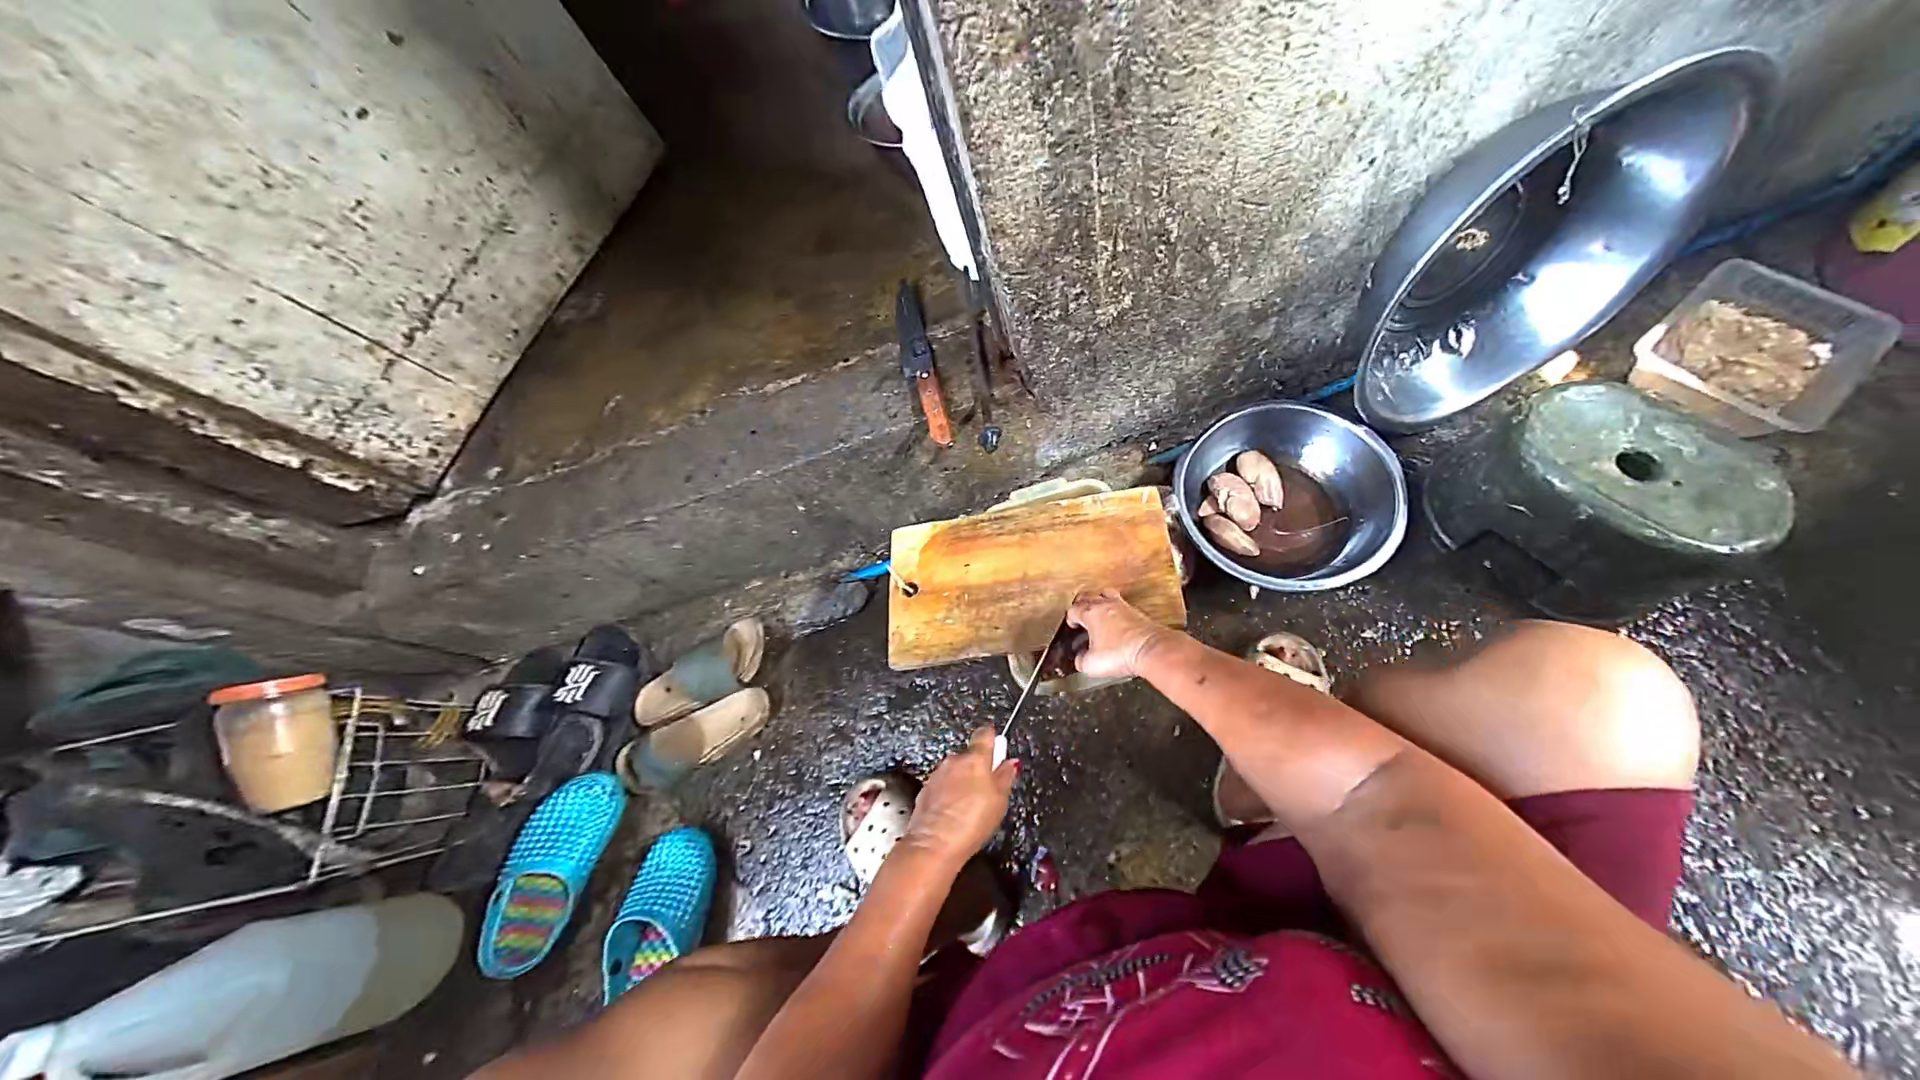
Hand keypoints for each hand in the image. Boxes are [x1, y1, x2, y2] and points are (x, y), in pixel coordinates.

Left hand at [902, 727, 1016, 864]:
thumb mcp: (999, 801)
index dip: (992, 737)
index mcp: (975, 758)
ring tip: (972, 806)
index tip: (997, 742)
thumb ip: (1006, 776)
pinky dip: (950, 794)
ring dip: (963, 782)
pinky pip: (943, 786)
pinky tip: (956, 813)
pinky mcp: (926, 790)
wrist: (934, 844)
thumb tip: (1011, 763)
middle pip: (970, 755)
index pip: (985, 734)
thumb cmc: (970, 822)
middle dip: (978, 768)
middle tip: (988, 788)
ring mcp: (937, 774)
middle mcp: (954, 761)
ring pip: (955, 771)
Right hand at [1067, 589, 1174, 676]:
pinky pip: (1123, 605)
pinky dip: (1117, 610)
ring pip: (1106, 594)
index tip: (1072, 623)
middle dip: (1081, 603)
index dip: (1070, 617)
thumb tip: (1080, 660)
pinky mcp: (1138, 613)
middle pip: (1088, 595)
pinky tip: (1118, 620)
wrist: (1150, 650)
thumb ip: (1081, 660)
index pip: (1073, 609)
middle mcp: (1106, 605)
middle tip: (1080, 611)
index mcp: (1090, 613)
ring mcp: (1123, 607)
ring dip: (1100, 600)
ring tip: (1098, 608)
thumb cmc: (1121, 652)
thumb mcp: (1092, 663)